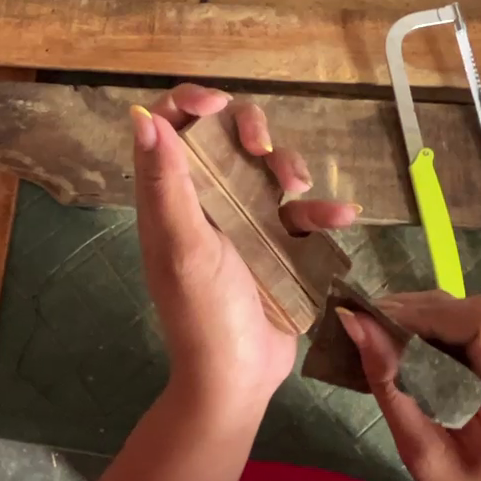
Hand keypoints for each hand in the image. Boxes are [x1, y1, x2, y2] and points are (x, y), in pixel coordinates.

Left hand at [129, 84, 358, 410]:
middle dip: (246, 128)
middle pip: (223, 136)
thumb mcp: (183, 244)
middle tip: (259, 148)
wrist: (240, 378)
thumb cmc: (201, 311)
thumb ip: (165, 182)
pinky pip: (301, 211)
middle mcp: (204, 199)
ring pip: (266, 165)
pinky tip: (340, 217)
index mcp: (170, 196)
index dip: (187, 103)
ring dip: (287, 164)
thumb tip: (139, 115)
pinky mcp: (276, 241)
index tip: (216, 104)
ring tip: (296, 186)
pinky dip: (321, 209)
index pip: (167, 127)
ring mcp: (242, 219)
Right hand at [339, 292, 480, 480]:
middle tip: (369, 330)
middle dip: (418, 314)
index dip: (429, 312)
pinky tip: (411, 351)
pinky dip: (438, 332)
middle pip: (477, 313)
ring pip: (474, 316)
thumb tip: (354, 323)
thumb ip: (390, 385)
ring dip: (425, 320)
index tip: (378, 325)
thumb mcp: (423, 456)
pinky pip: (478, 332)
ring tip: (384, 338)